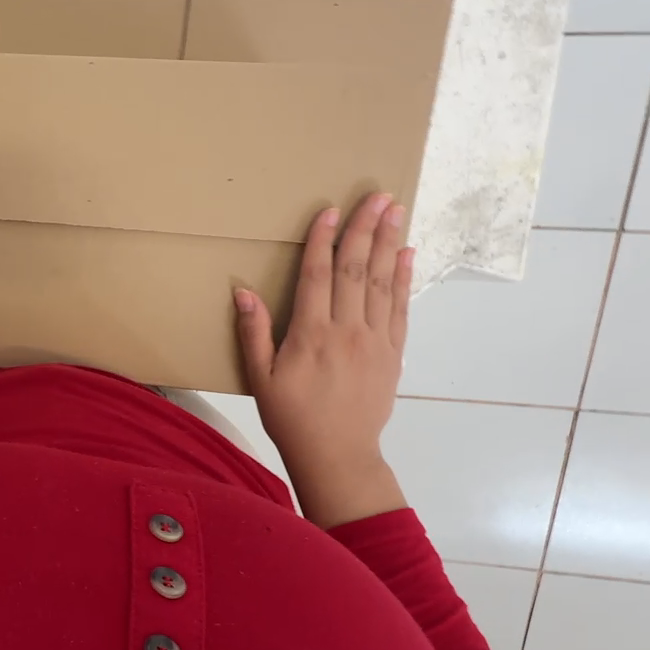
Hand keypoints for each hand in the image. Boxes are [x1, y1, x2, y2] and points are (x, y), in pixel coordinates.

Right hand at [234, 194, 412, 528]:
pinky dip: (404, 278)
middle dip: (365, 230)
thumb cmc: (290, 416)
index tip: (328, 210)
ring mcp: (375, 340)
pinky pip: (400, 308)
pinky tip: (406, 254)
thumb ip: (254, 333)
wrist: (337, 454)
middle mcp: (347, 330)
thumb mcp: (260, 378)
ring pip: (382, 282)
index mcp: (311, 335)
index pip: (316, 277)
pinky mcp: (393, 352)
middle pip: (356, 270)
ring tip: (396, 211)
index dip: (321, 241)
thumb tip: (243, 292)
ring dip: (389, 243)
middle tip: (376, 195)